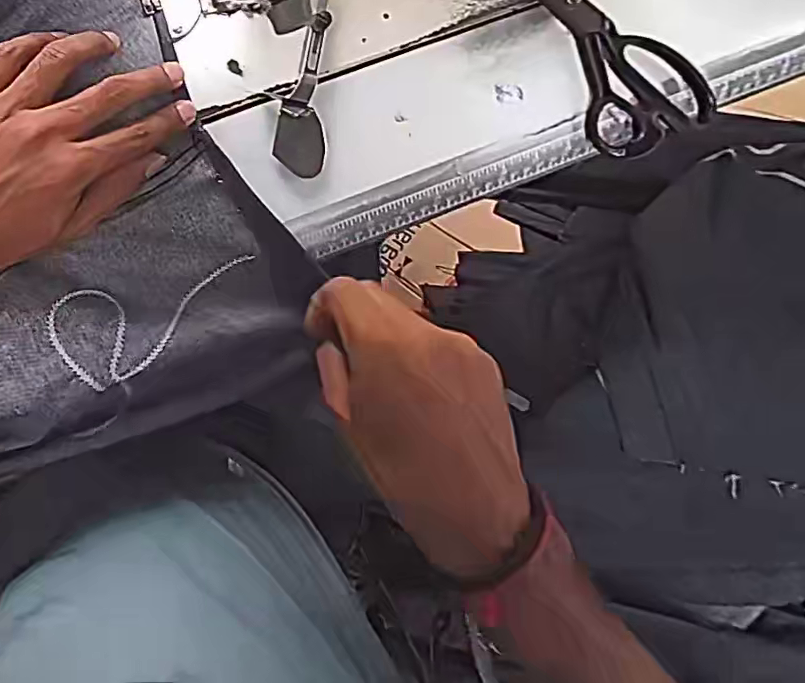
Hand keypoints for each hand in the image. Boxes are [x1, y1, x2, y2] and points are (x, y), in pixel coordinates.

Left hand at [0, 31, 193, 328]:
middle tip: (169, 72)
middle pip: (109, 93)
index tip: (182, 109)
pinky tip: (53, 41)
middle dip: (150, 80)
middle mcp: (42, 133)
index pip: (133, 135)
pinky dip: (34, 41)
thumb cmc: (1, 236)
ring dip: (92, 45)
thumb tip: (149, 161)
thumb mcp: (68, 228)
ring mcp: (8, 111)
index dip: (166, 120)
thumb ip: (113, 191)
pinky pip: (8, 56)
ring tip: (110, 42)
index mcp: (67, 169)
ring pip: (59, 60)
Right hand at [305, 277, 530, 578]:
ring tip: (384, 374)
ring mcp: (461, 345)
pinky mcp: (484, 360)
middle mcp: (426, 335)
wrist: (482, 516)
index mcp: (385, 347)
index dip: (322, 305)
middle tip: (345, 350)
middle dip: (352, 314)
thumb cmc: (407, 477)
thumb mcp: (347, 422)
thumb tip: (333, 344)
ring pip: (405, 313)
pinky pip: (435, 336)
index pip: (343, 288)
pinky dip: (417, 348)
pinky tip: (418, 386)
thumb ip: (332, 368)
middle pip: (374, 292)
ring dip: (385, 331)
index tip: (321, 330)